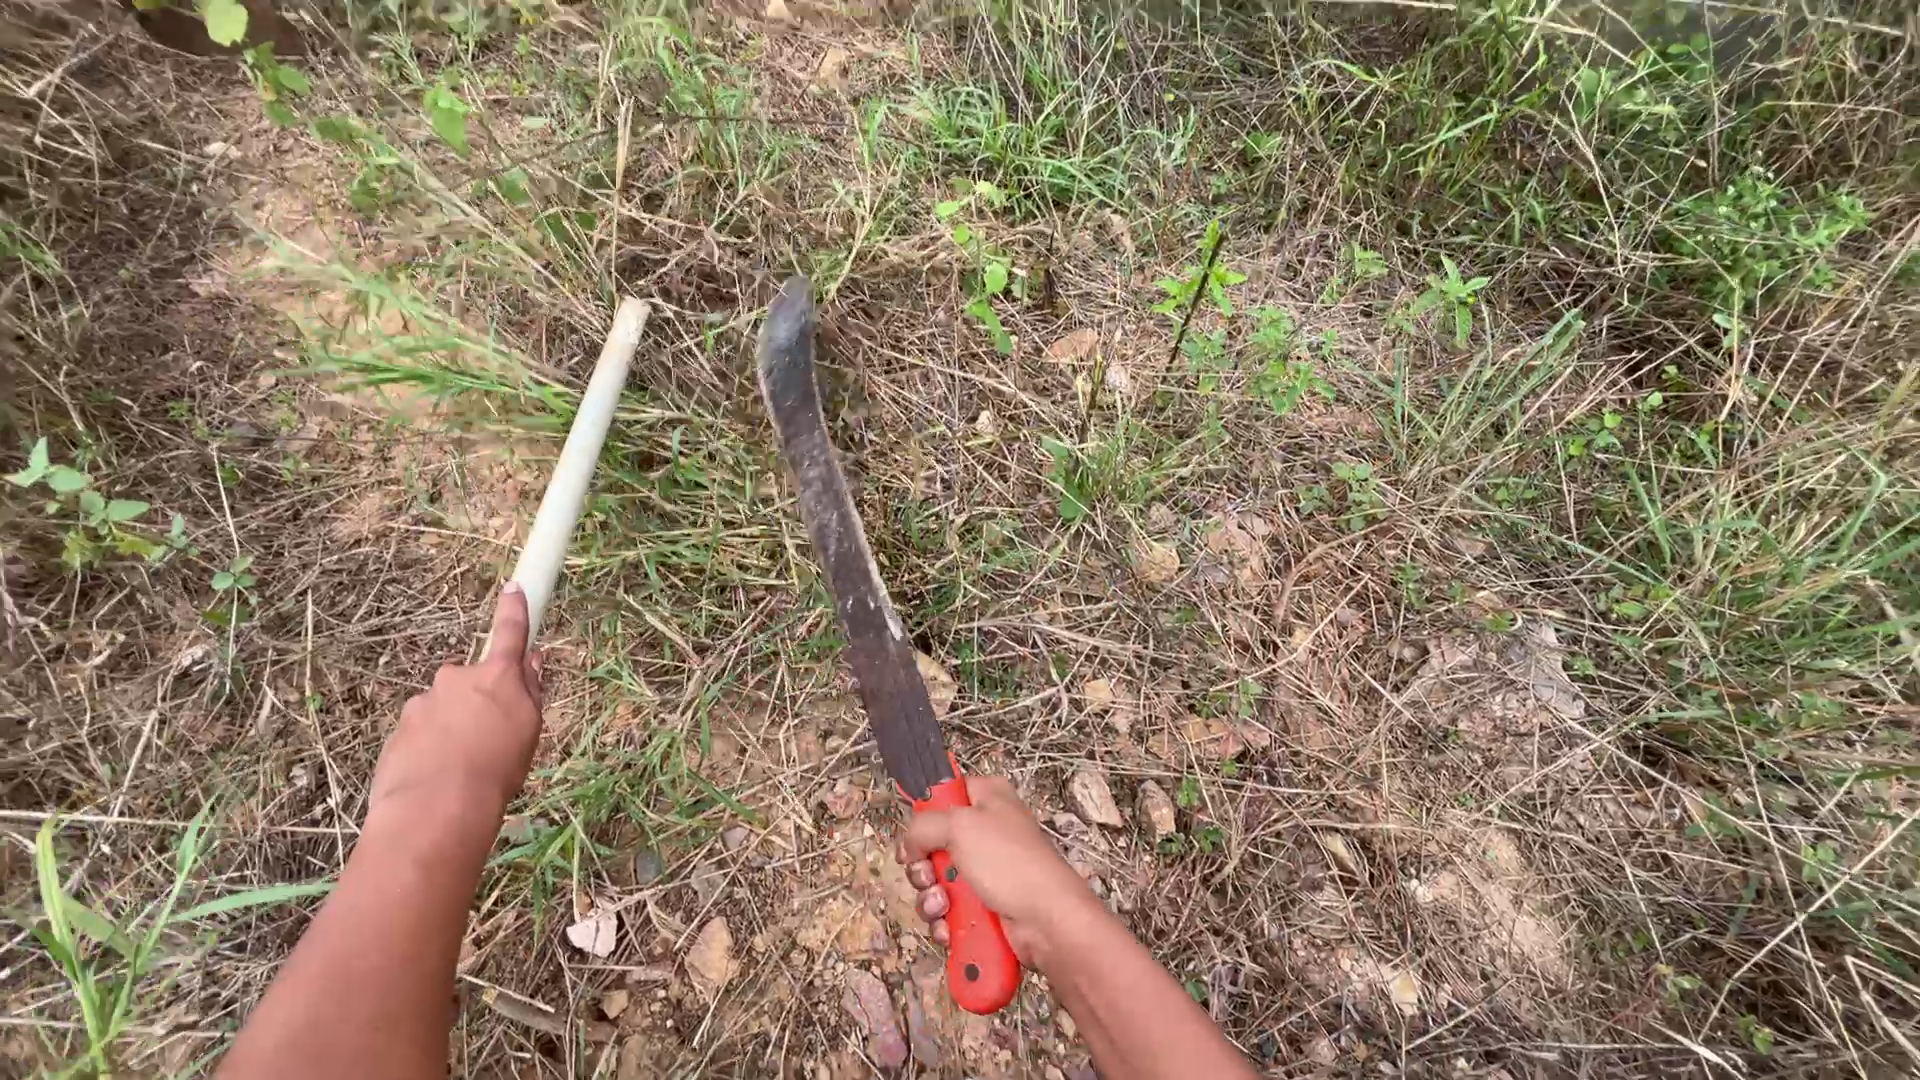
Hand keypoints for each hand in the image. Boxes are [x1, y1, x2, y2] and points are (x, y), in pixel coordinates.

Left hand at [368, 583, 544, 821]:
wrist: (436, 809)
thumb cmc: (498, 768)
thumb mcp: (530, 728)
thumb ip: (530, 690)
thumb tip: (531, 660)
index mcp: (497, 676)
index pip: (511, 633)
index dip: (515, 609)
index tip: (514, 587)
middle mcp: (456, 678)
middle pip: (473, 680)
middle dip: (479, 699)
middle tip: (492, 737)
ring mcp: (423, 703)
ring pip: (445, 708)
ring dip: (454, 728)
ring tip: (464, 766)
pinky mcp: (398, 730)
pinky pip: (422, 732)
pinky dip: (432, 747)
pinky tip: (439, 775)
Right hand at [895, 775, 1100, 972]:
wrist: (1045, 920)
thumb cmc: (1011, 863)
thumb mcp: (960, 826)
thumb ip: (923, 826)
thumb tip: (908, 843)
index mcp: (987, 797)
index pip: (945, 794)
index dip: (926, 815)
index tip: (916, 837)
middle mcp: (985, 829)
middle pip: (933, 842)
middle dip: (924, 866)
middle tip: (930, 875)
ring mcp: (985, 868)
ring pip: (937, 880)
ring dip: (932, 898)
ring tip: (944, 905)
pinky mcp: (983, 903)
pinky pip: (948, 909)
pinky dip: (945, 920)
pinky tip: (950, 926)